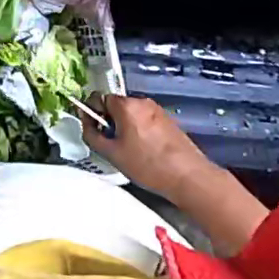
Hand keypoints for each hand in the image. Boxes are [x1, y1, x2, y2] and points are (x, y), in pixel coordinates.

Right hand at [80, 94, 219, 198]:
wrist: (192, 179)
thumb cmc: (148, 165)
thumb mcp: (112, 154)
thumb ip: (91, 134)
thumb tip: (87, 123)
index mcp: (125, 105)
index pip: (98, 98)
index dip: (93, 113)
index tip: (96, 130)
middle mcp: (141, 101)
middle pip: (116, 105)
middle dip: (111, 120)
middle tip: (114, 142)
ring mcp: (158, 111)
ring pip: (132, 113)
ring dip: (127, 125)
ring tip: (132, 149)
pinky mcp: (170, 121)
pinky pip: (147, 120)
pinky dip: (142, 130)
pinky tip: (148, 150)